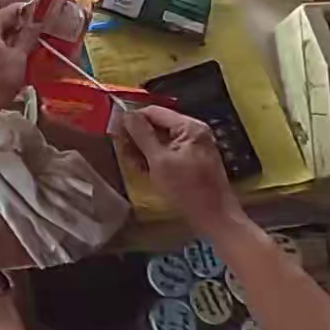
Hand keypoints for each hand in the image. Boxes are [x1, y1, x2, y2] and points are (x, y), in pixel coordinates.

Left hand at [0, 1, 39, 118]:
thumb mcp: (19, 58)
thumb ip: (28, 37)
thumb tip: (36, 22)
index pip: (7, 12)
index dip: (25, 11)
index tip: (39, 14)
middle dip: (15, 27)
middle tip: (32, 33)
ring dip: (4, 40)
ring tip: (20, 48)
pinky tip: (2, 61)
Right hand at [121, 105, 243, 230]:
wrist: (215, 218)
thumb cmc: (187, 189)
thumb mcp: (159, 161)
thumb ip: (141, 134)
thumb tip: (125, 114)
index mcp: (189, 127)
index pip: (153, 111)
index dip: (132, 119)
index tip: (115, 132)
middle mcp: (193, 131)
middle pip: (156, 124)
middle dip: (138, 137)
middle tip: (124, 152)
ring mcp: (194, 144)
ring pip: (159, 138)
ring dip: (144, 149)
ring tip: (136, 165)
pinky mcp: (191, 157)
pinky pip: (167, 150)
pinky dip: (154, 157)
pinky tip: (147, 170)